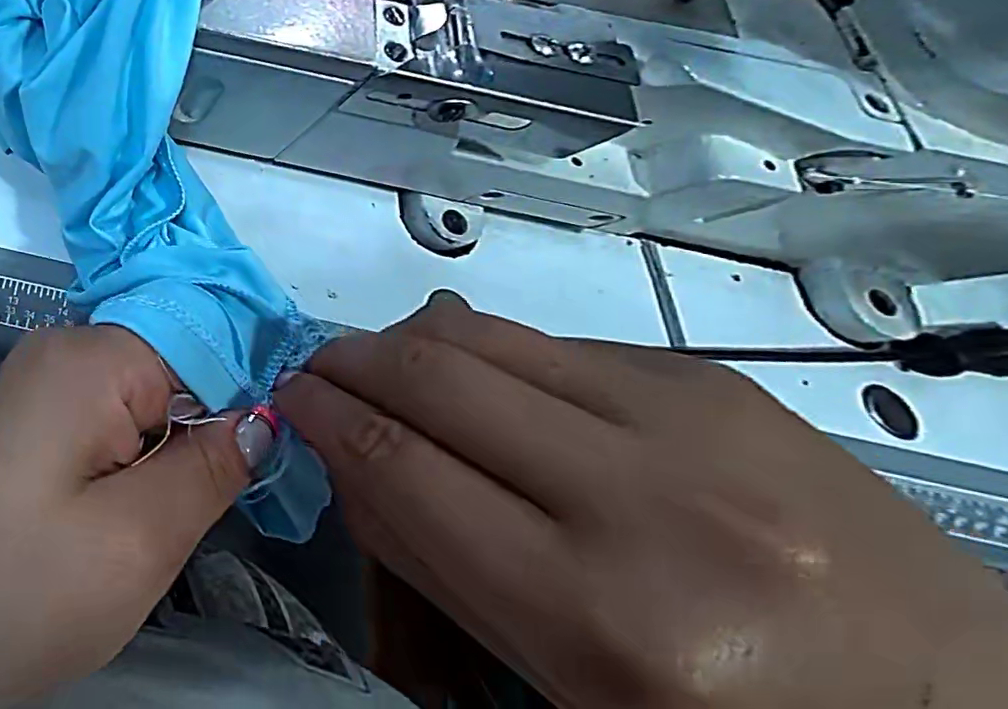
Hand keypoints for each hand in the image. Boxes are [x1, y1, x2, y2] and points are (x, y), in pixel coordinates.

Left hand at [0, 324, 269, 706]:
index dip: (244, 395)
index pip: (202, 345)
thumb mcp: (137, 540)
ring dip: (175, 441)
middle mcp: (66, 345)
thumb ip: (209, 468)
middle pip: (173, 363)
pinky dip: (140, 447)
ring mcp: (46, 376)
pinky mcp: (38, 411)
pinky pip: (113, 410)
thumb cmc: (20, 589)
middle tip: (227, 492)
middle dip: (207, 423)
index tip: (281, 448)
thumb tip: (263, 418)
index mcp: (92, 356)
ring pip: (146, 391)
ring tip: (180, 502)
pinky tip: (140, 494)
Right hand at [279, 292, 1007, 708]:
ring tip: (378, 359)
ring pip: (490, 334)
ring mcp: (700, 421)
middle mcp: (655, 500)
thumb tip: (349, 458)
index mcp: (608, 619)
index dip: (326, 418)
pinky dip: (494, 355)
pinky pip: (558, 344)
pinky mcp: (720, 379)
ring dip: (408, 340)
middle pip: (436, 377)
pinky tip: (485, 382)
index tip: (288, 395)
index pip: (405, 467)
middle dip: (351, 359)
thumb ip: (439, 561)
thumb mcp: (564, 684)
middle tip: (317, 365)